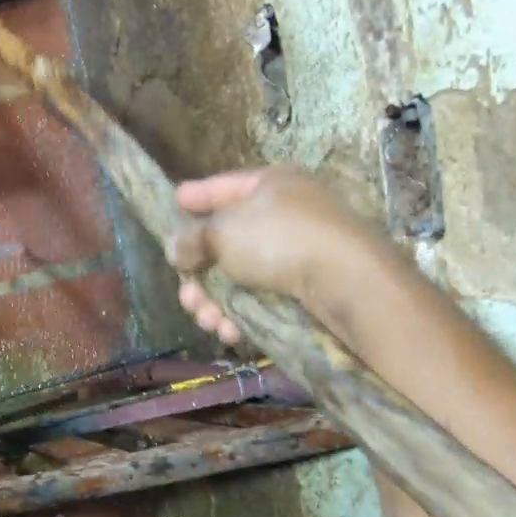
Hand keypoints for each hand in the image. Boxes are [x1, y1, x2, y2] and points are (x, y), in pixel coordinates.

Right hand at [170, 168, 379, 342]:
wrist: (341, 279)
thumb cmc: (278, 240)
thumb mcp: (222, 231)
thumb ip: (191, 238)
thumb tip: (176, 247)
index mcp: (268, 186)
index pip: (223, 186)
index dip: (196, 196)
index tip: (174, 201)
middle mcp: (281, 216)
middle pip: (222, 244)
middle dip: (197, 276)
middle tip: (187, 296)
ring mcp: (291, 254)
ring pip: (234, 280)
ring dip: (212, 304)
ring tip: (208, 320)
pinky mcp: (299, 288)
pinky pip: (255, 300)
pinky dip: (237, 316)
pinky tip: (229, 330)